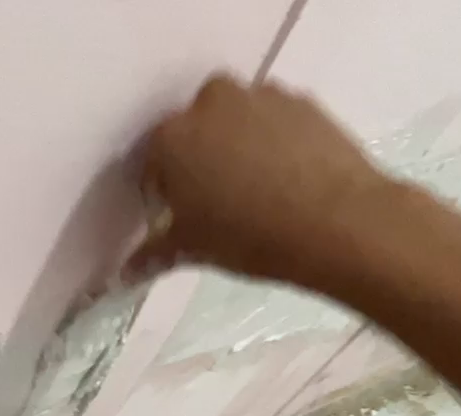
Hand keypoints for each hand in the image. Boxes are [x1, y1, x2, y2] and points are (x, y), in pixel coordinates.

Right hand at [127, 74, 394, 288]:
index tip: (173, 218)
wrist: (333, 220)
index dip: (160, 195)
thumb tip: (126, 273)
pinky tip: (281, 180)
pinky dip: (270, 143)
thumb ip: (154, 254)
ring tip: (250, 192)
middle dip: (196, 161)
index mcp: (171, 139)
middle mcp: (210, 104)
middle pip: (192, 132)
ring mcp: (260, 96)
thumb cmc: (244, 235)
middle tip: (211, 202)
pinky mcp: (302, 101)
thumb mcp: (191, 249)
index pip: (151, 165)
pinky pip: (272, 121)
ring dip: (233, 148)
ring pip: (233, 122)